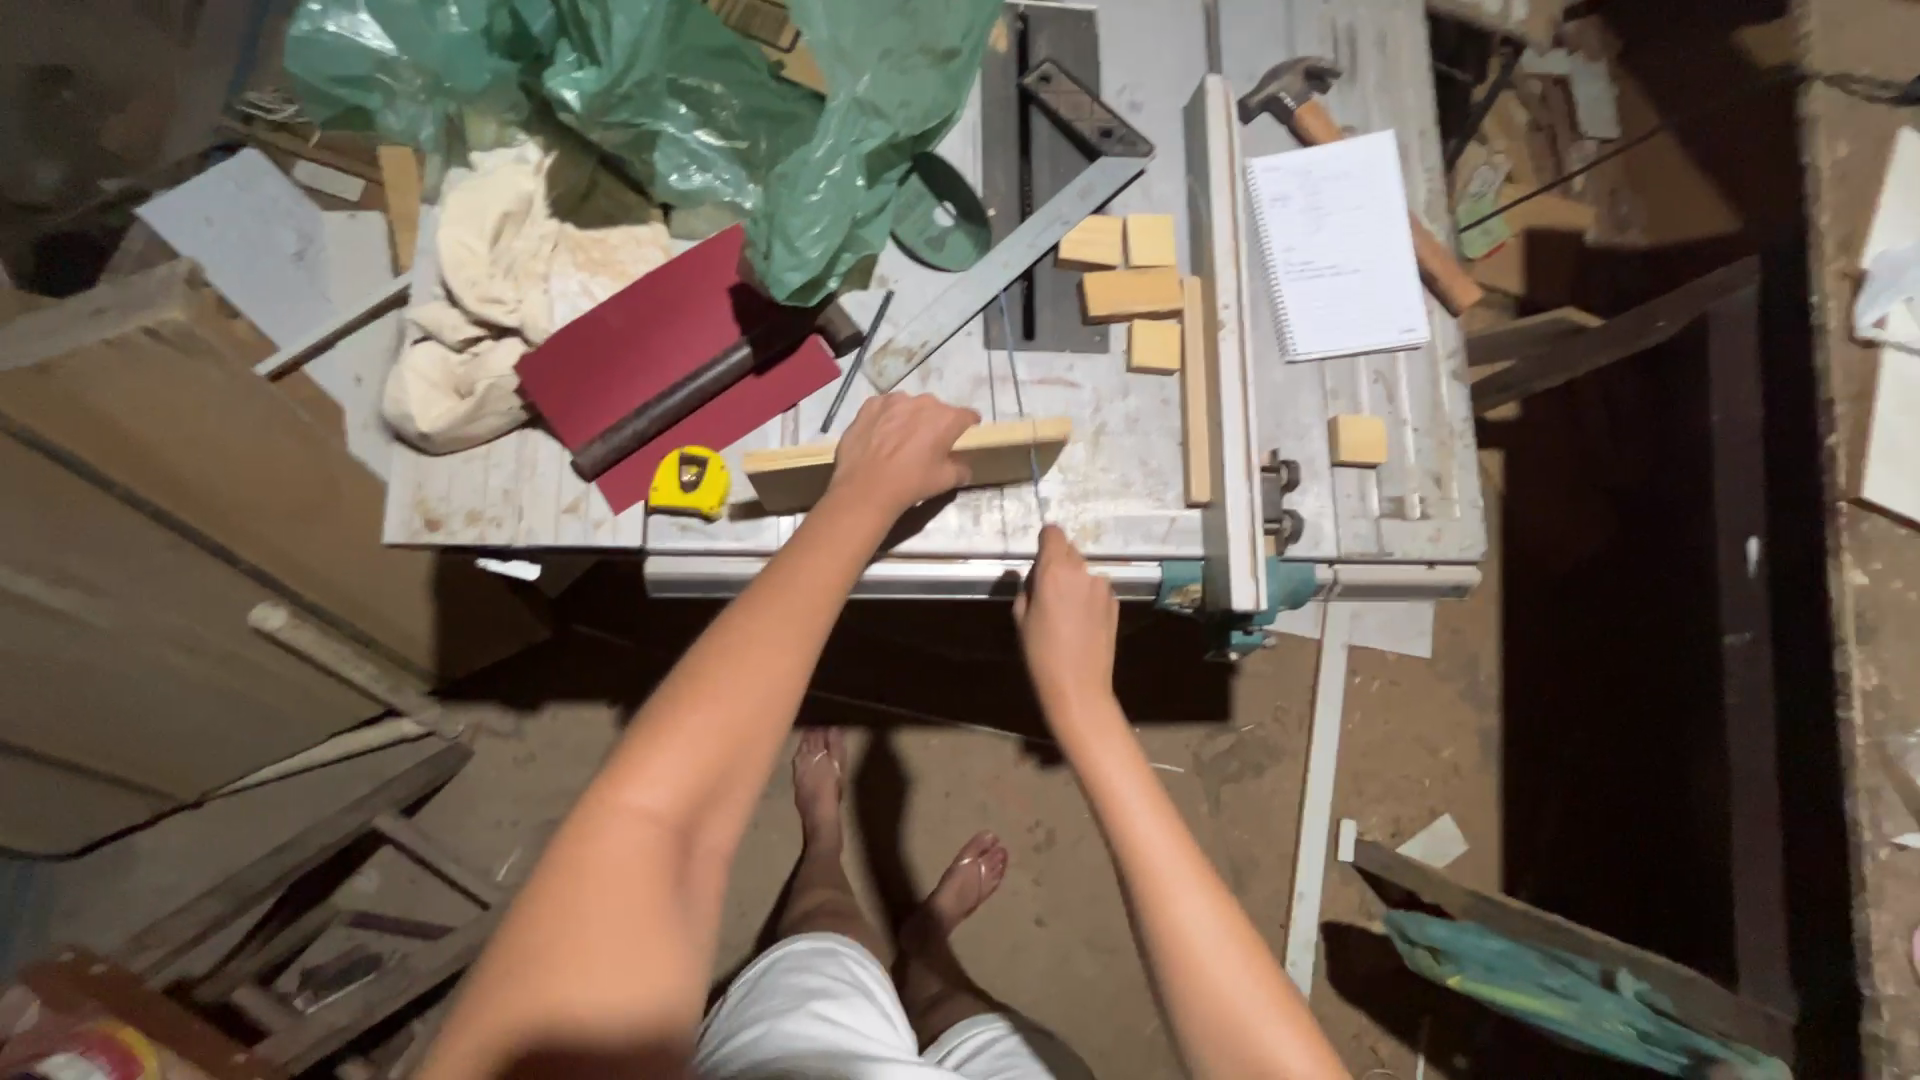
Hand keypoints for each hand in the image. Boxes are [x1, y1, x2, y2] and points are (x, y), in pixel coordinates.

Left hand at [828, 393, 981, 516]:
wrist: (866, 487)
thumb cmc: (911, 483)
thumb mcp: (946, 481)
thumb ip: (962, 469)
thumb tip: (964, 466)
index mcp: (946, 418)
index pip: (968, 416)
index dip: (968, 427)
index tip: (963, 437)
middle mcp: (923, 402)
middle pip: (937, 409)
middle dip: (935, 423)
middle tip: (927, 444)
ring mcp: (894, 400)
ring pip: (910, 406)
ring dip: (910, 418)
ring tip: (900, 440)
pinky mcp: (871, 405)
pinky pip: (885, 407)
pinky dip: (886, 418)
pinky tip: (880, 436)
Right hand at [1013, 526, 1120, 725]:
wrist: (1079, 686)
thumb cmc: (1040, 653)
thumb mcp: (1020, 618)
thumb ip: (1027, 587)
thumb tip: (1034, 576)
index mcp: (1054, 570)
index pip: (1053, 533)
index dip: (1044, 541)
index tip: (1039, 558)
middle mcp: (1082, 571)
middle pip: (1069, 550)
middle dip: (1057, 563)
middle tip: (1047, 590)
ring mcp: (1103, 586)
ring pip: (1084, 571)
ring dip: (1074, 580)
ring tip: (1065, 610)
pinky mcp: (1116, 602)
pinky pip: (1096, 589)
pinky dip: (1087, 596)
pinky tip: (1081, 621)